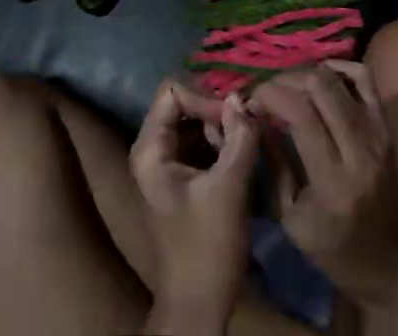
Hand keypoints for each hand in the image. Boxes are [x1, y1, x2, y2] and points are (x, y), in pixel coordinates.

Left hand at [131, 79, 259, 334]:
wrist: (197, 305)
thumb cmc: (207, 247)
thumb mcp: (228, 189)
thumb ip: (238, 139)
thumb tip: (242, 98)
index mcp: (149, 149)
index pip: (172, 92)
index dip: (204, 98)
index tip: (235, 117)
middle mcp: (151, 149)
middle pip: (181, 105)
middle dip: (215, 111)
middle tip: (247, 125)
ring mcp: (164, 164)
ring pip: (192, 124)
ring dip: (220, 127)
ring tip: (247, 141)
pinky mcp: (180, 178)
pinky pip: (198, 144)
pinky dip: (219, 143)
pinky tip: (241, 154)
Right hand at [249, 62, 397, 309]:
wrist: (395, 266)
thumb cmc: (336, 250)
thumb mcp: (290, 218)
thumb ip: (272, 163)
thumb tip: (250, 117)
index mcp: (333, 179)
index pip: (299, 112)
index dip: (269, 95)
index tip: (250, 101)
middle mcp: (360, 149)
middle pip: (319, 85)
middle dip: (283, 81)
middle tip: (266, 94)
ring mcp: (378, 134)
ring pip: (338, 77)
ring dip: (306, 74)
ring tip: (288, 88)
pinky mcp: (387, 128)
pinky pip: (365, 78)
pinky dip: (338, 69)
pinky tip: (318, 78)